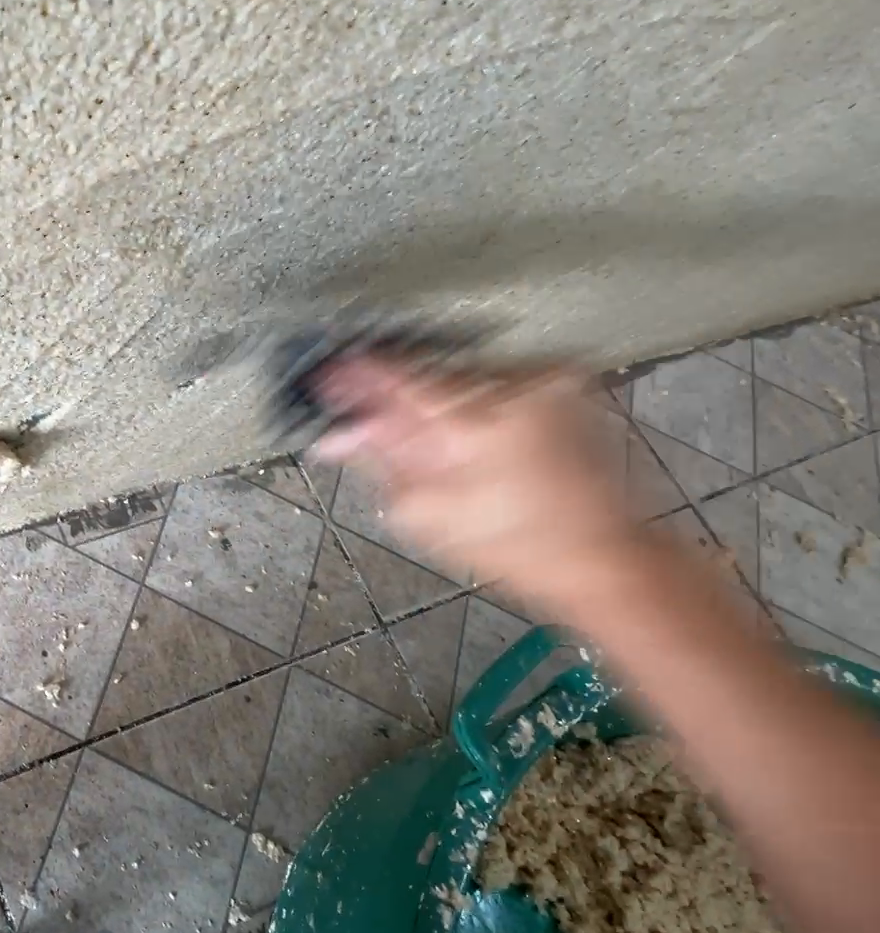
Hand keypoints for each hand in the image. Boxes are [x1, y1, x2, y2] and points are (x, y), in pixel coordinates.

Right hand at [311, 357, 634, 599]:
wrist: (607, 557)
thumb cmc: (511, 547)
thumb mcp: (425, 512)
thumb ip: (381, 460)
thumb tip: (338, 433)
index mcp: (475, 421)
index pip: (396, 376)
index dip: (354, 375)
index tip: (325, 376)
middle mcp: (514, 388)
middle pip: (427, 375)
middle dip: (393, 398)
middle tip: (369, 423)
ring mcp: (547, 382)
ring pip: (461, 377)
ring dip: (434, 400)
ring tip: (429, 441)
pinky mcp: (569, 385)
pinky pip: (496, 381)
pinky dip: (472, 402)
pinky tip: (467, 435)